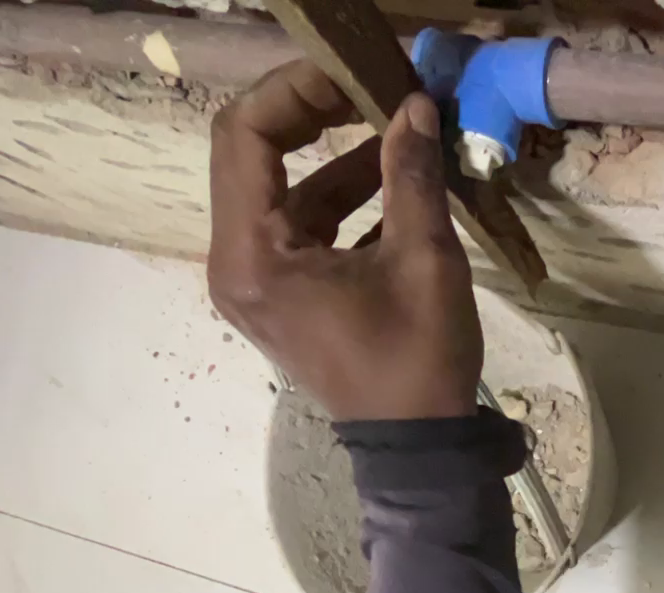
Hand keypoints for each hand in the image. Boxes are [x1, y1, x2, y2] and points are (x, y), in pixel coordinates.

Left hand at [208, 61, 481, 420]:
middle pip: (257, 161)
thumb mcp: (425, 263)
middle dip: (318, 122)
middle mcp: (238, 266)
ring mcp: (259, 286)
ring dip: (342, 167)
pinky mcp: (286, 300)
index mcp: (253, 256)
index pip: (244, 135)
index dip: (296, 90)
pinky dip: (346, 211)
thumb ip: (413, 178)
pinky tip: (398, 196)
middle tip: (379, 98)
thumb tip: (415, 107)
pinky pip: (305, 235)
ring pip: (287, 198)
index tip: (355, 75)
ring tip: (403, 144)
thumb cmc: (418, 362)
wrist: (419, 446)